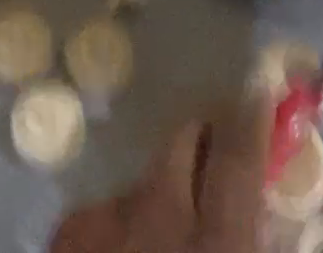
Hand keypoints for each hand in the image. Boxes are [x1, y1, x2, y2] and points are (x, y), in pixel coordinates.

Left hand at [51, 100, 269, 252]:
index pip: (238, 157)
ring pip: (140, 183)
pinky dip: (118, 226)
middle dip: (201, 139)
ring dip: (159, 194)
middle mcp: (155, 221)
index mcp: (216, 246)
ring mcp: (100, 228)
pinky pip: (100, 216)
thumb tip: (260, 225)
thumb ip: (248, 243)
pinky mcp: (62, 241)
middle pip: (181, 145)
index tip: (259, 86)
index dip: (252, 115)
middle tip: (215, 154)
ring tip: (164, 233)